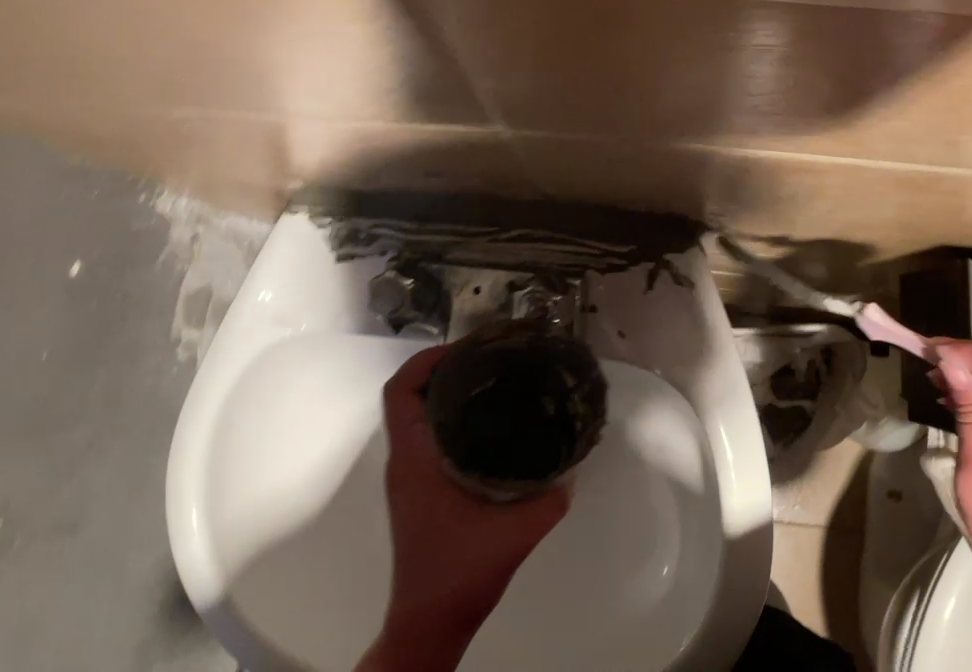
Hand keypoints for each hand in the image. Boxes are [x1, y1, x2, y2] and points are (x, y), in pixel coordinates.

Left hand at [358, 346, 570, 671]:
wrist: (428, 623)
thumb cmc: (459, 573)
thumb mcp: (514, 533)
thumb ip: (549, 499)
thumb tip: (571, 468)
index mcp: (414, 460)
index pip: (400, 391)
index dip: (425, 360)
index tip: (465, 349)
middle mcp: (404, 462)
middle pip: (409, 397)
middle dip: (443, 370)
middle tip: (488, 361)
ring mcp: (407, 478)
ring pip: (417, 419)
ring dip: (445, 396)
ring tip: (492, 385)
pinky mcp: (417, 492)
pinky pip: (426, 439)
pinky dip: (450, 421)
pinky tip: (488, 429)